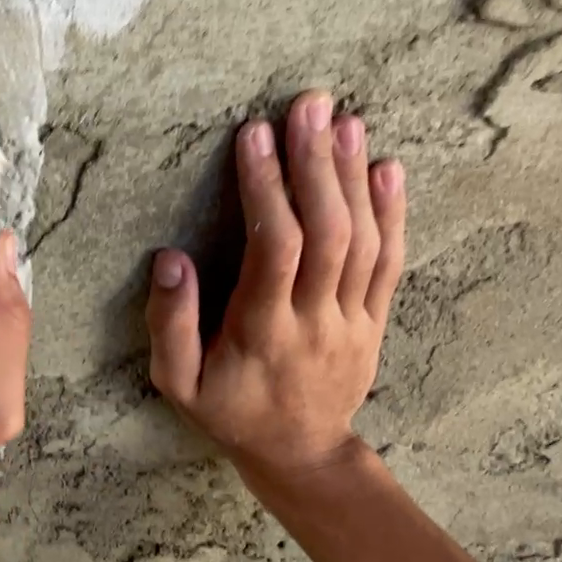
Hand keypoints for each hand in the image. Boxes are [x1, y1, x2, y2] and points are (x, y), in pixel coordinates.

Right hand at [147, 90, 406, 477]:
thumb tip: (168, 259)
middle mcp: (317, 319)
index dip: (268, 189)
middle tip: (308, 106)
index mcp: (263, 331)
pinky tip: (386, 169)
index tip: (254, 135)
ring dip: (354, 177)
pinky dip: (393, 212)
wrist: (301, 454)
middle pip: (328, 232)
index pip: (274, 248)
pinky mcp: (376, 319)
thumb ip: (170, 323)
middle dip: (316, 164)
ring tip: (343, 121)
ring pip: (364, 240)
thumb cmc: (228, 412)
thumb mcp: (176, 382)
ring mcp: (354, 319)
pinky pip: (391, 261)